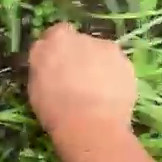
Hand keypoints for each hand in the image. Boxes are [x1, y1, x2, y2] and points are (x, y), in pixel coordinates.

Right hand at [28, 22, 137, 139]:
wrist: (91, 126)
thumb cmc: (55, 109)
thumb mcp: (35, 85)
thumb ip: (43, 65)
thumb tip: (50, 63)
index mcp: (55, 40)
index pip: (55, 34)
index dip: (57, 49)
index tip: (57, 64)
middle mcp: (81, 37)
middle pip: (80, 41)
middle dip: (79, 55)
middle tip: (77, 78)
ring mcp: (106, 48)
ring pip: (101, 53)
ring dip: (98, 64)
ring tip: (97, 90)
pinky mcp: (126, 63)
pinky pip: (117, 66)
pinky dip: (114, 76)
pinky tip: (111, 96)